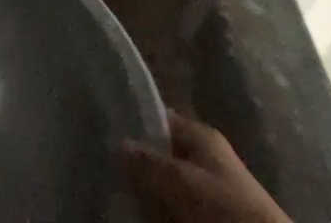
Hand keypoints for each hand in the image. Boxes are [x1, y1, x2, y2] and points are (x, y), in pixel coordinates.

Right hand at [121, 112, 293, 222]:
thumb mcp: (180, 180)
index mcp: (200, 136)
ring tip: (122, 191)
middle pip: (159, 151)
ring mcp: (208, 186)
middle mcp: (204, 155)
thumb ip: (146, 160)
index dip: (134, 123)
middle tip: (110, 167)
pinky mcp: (209, 211)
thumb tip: (118, 144)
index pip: (158, 118)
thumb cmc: (224, 206)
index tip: (106, 130)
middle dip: (137, 162)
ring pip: (165, 180)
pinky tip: (143, 210)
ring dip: (147, 188)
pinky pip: (175, 203)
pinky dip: (161, 206)